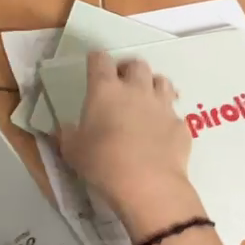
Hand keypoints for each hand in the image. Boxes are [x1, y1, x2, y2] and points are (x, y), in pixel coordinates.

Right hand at [57, 51, 199, 229]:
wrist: (148, 185)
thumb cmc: (103, 163)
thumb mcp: (73, 151)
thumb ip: (67, 135)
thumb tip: (64, 128)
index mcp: (105, 90)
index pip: (100, 60)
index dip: (96, 60)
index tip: (93, 66)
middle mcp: (136, 90)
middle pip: (136, 64)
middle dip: (128, 70)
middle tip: (121, 85)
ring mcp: (162, 106)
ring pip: (162, 81)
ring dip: (152, 86)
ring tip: (145, 101)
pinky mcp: (180, 125)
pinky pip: (174, 113)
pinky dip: (167, 118)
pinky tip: (161, 132)